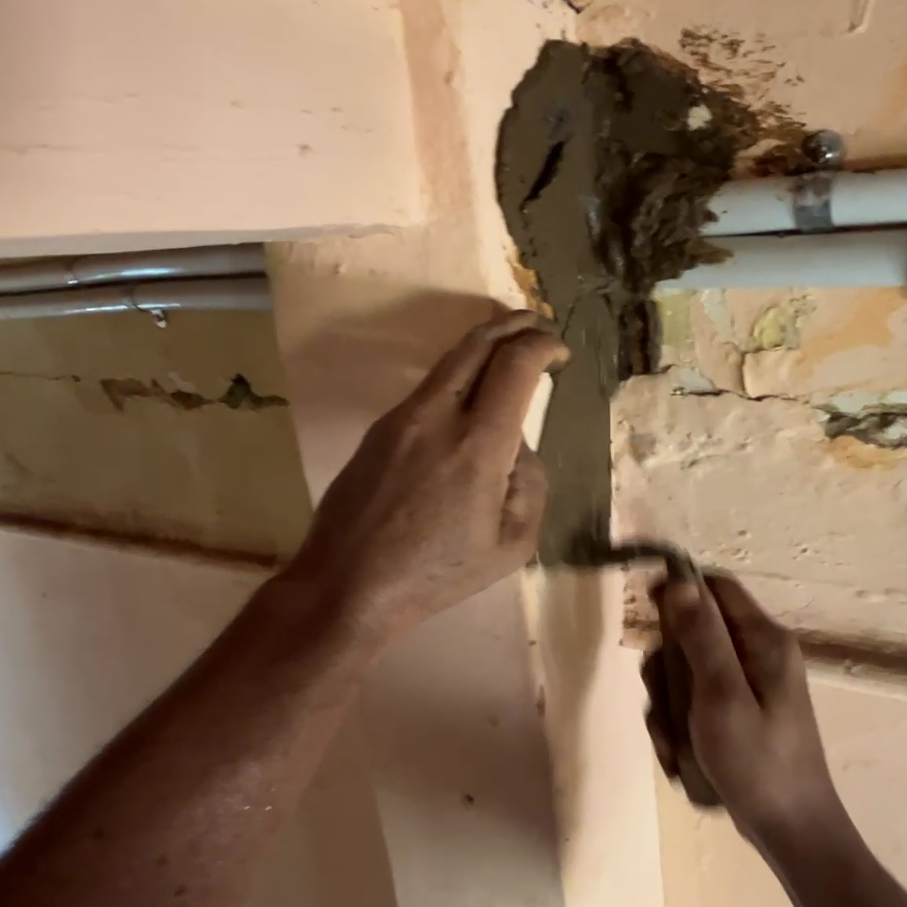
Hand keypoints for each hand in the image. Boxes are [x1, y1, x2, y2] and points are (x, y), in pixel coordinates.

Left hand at [284, 309, 567, 639]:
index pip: (516, 364)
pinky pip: (427, 389)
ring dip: (483, 345)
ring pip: (448, 361)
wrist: (347, 582)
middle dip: (514, 324)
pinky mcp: (378, 430)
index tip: (559, 353)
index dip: (544, 345)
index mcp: (478, 444)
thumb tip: (517, 446)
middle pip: (478, 342)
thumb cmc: (437, 573)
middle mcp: (437, 415)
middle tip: (537, 326)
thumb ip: (530, 483)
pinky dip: (458, 376)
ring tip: (507, 348)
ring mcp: (401, 418)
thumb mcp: (513, 544)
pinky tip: (468, 397)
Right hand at [645, 574, 840, 838]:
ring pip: (685, 672)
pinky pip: (693, 703)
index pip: (713, 586)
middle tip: (667, 704)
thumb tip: (678, 579)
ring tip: (677, 744)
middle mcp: (757, 654)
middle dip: (668, 669)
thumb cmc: (758, 763)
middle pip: (692, 632)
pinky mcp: (737, 714)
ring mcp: (748, 686)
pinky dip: (681, 728)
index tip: (644, 616)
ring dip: (669, 706)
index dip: (676, 592)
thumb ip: (700, 636)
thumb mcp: (721, 695)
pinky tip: (684, 759)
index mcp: (763, 639)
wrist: (792, 834)